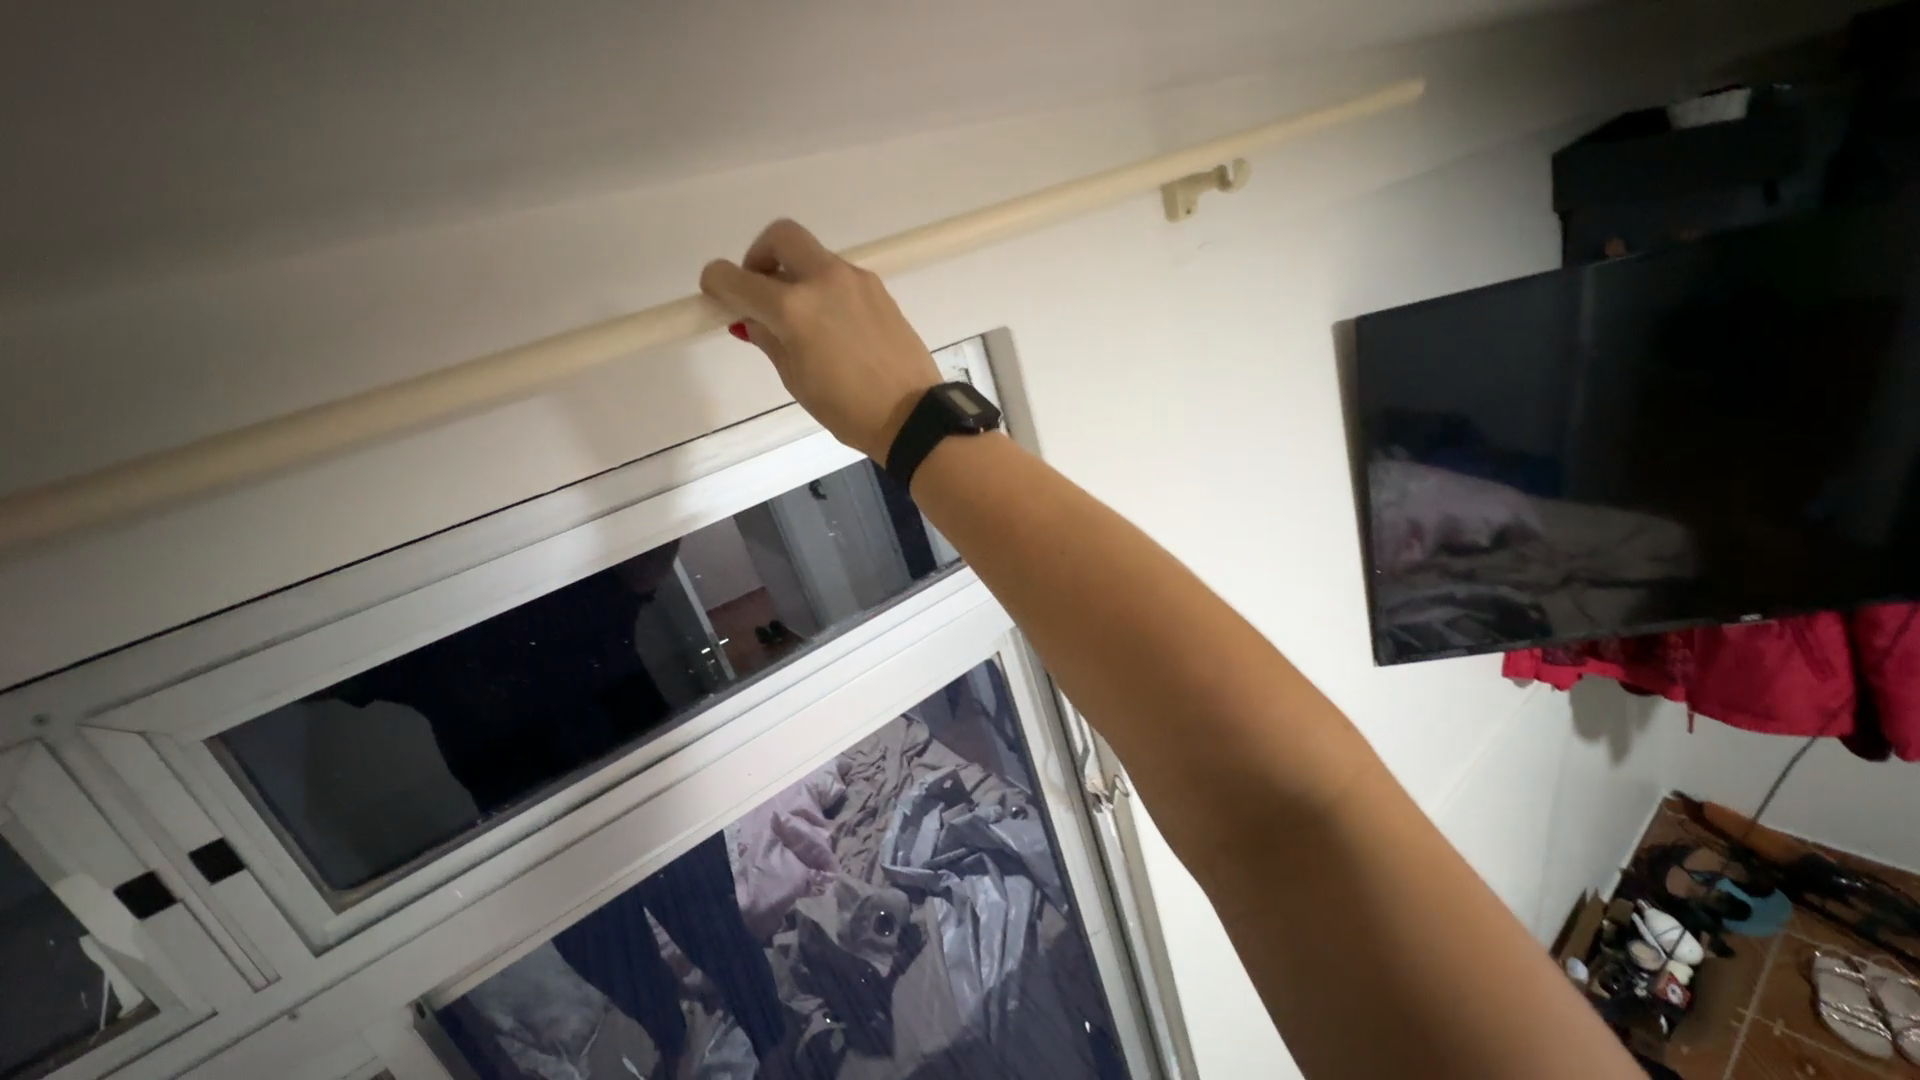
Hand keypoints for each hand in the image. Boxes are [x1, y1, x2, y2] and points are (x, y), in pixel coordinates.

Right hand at [701, 219, 942, 461]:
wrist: (912, 414)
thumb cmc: (848, 410)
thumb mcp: (796, 380)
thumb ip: (769, 339)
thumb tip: (752, 319)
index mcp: (794, 308)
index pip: (737, 279)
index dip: (717, 283)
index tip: (716, 293)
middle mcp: (824, 280)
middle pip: (781, 236)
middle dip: (760, 255)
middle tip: (760, 290)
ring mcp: (856, 280)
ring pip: (814, 256)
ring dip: (796, 274)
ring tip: (799, 318)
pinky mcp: (879, 289)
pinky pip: (840, 275)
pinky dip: (823, 288)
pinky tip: (831, 327)